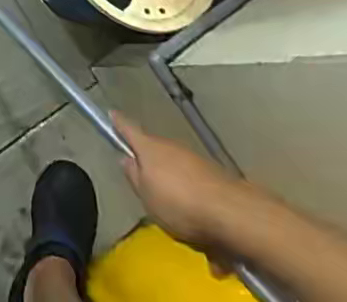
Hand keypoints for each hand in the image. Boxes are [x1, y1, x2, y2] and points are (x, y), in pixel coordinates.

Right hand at [112, 111, 256, 250]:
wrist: (234, 215)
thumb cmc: (179, 204)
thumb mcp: (146, 197)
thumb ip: (134, 177)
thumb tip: (128, 160)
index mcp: (149, 148)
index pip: (129, 129)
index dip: (119, 123)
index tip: (112, 114)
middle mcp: (172, 147)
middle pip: (156, 152)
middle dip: (152, 166)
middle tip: (149, 190)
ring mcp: (197, 160)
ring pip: (179, 171)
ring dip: (177, 189)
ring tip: (180, 220)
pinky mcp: (218, 177)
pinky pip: (198, 188)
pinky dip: (197, 203)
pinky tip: (203, 233)